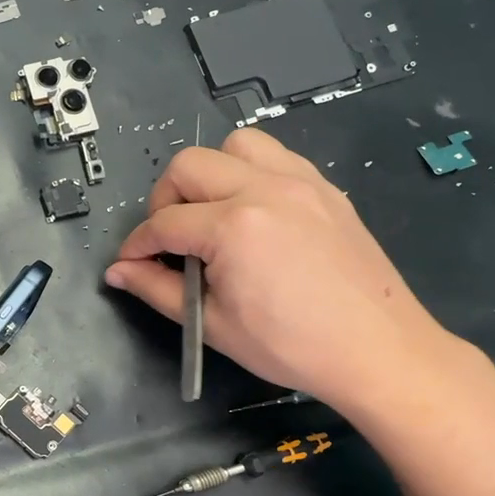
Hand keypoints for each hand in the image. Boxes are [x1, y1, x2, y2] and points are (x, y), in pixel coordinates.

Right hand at [105, 128, 454, 408]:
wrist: (376, 349)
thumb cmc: (289, 346)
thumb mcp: (210, 324)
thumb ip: (156, 289)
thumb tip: (118, 272)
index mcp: (234, 227)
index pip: (162, 223)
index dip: (136, 246)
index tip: (130, 265)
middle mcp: (266, 189)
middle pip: (189, 166)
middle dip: (165, 201)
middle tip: (170, 241)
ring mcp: (301, 183)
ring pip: (235, 146)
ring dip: (210, 175)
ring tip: (210, 217)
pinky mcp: (325, 189)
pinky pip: (275, 157)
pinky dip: (250, 174)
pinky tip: (249, 215)